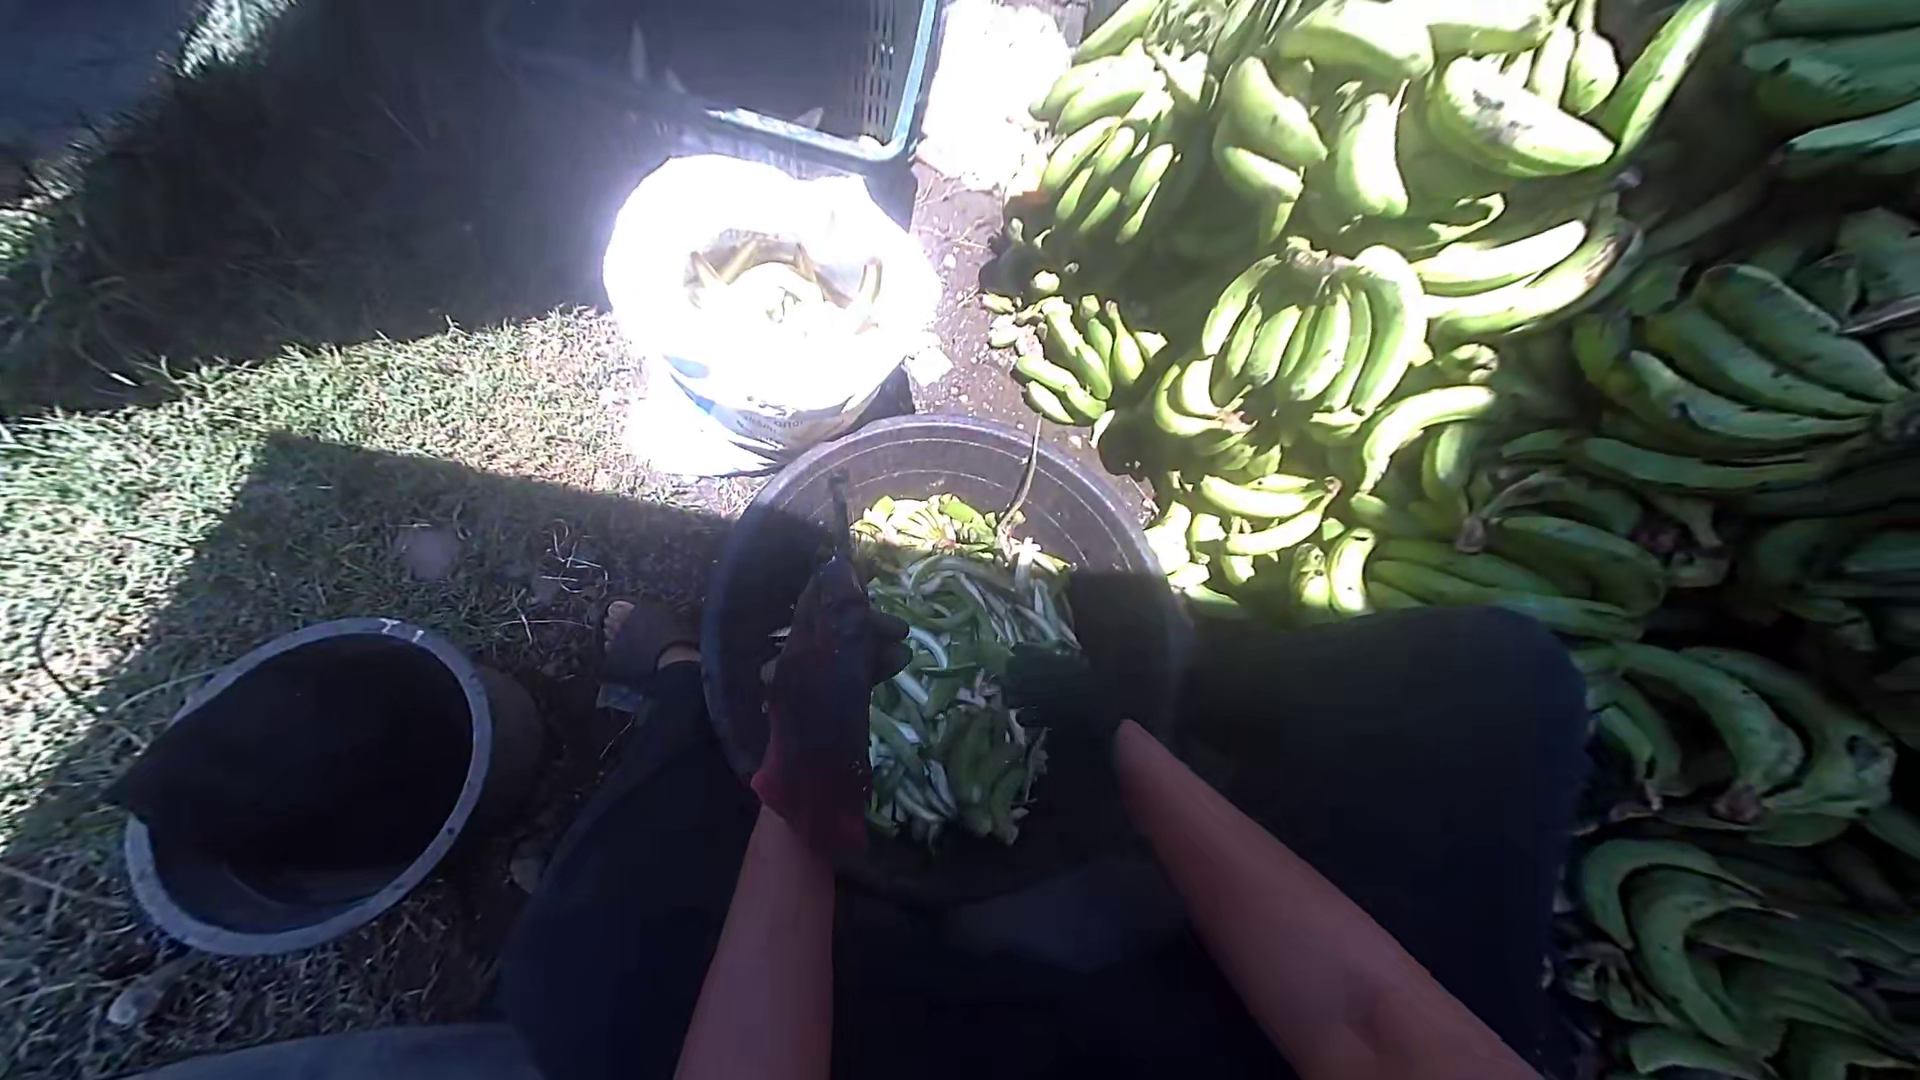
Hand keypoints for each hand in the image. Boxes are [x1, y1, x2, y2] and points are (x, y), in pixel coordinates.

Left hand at [754, 552, 908, 855]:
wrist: (806, 795)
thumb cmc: (814, 737)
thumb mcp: (830, 677)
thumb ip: (839, 628)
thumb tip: (841, 572)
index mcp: (791, 656)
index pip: (813, 609)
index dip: (840, 594)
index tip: (871, 587)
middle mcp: (799, 665)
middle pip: (833, 630)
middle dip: (865, 624)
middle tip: (897, 629)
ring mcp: (814, 685)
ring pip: (846, 651)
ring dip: (873, 644)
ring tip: (902, 648)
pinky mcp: (829, 702)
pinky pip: (851, 673)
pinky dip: (872, 666)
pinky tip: (895, 662)